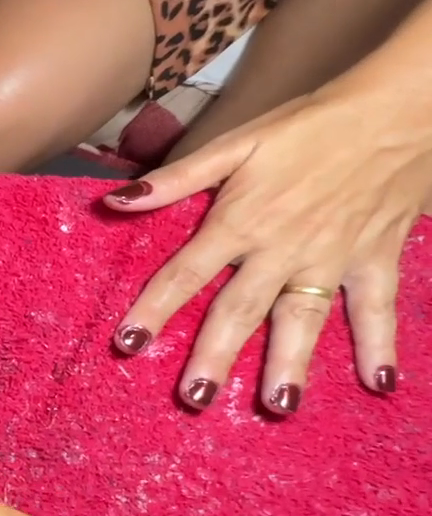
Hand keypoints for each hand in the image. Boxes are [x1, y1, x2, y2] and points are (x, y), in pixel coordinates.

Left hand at [105, 80, 431, 411]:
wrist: (404, 108)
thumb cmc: (306, 126)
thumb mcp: (232, 145)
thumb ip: (173, 180)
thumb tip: (113, 201)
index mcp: (237, 224)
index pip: (182, 276)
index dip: (152, 311)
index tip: (128, 344)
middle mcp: (281, 249)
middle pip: (239, 311)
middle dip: (215, 355)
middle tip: (194, 398)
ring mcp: (333, 257)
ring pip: (305, 320)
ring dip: (291, 365)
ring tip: (277, 407)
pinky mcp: (379, 256)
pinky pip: (378, 307)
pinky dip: (381, 344)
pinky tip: (379, 384)